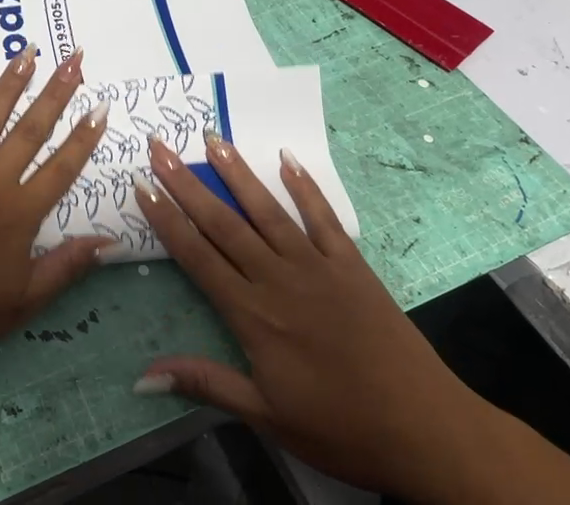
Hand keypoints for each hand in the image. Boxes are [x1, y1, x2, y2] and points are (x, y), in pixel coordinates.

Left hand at [0, 49, 111, 360]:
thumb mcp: (24, 301)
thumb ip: (67, 266)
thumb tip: (111, 241)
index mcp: (20, 212)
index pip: (62, 166)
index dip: (84, 137)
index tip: (100, 106)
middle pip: (30, 129)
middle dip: (55, 93)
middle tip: (73, 60)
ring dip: (10, 83)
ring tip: (27, 52)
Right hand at [131, 134, 494, 499]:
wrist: (428, 430)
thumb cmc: (341, 428)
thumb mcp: (267, 416)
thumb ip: (205, 384)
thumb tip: (141, 376)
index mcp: (252, 315)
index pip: (197, 256)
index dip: (165, 219)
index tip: (141, 185)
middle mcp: (278, 279)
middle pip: (223, 223)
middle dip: (186, 183)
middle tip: (159, 146)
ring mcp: (318, 267)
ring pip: (267, 211)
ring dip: (237, 173)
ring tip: (211, 139)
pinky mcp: (353, 266)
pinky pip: (323, 219)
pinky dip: (305, 188)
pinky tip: (287, 160)